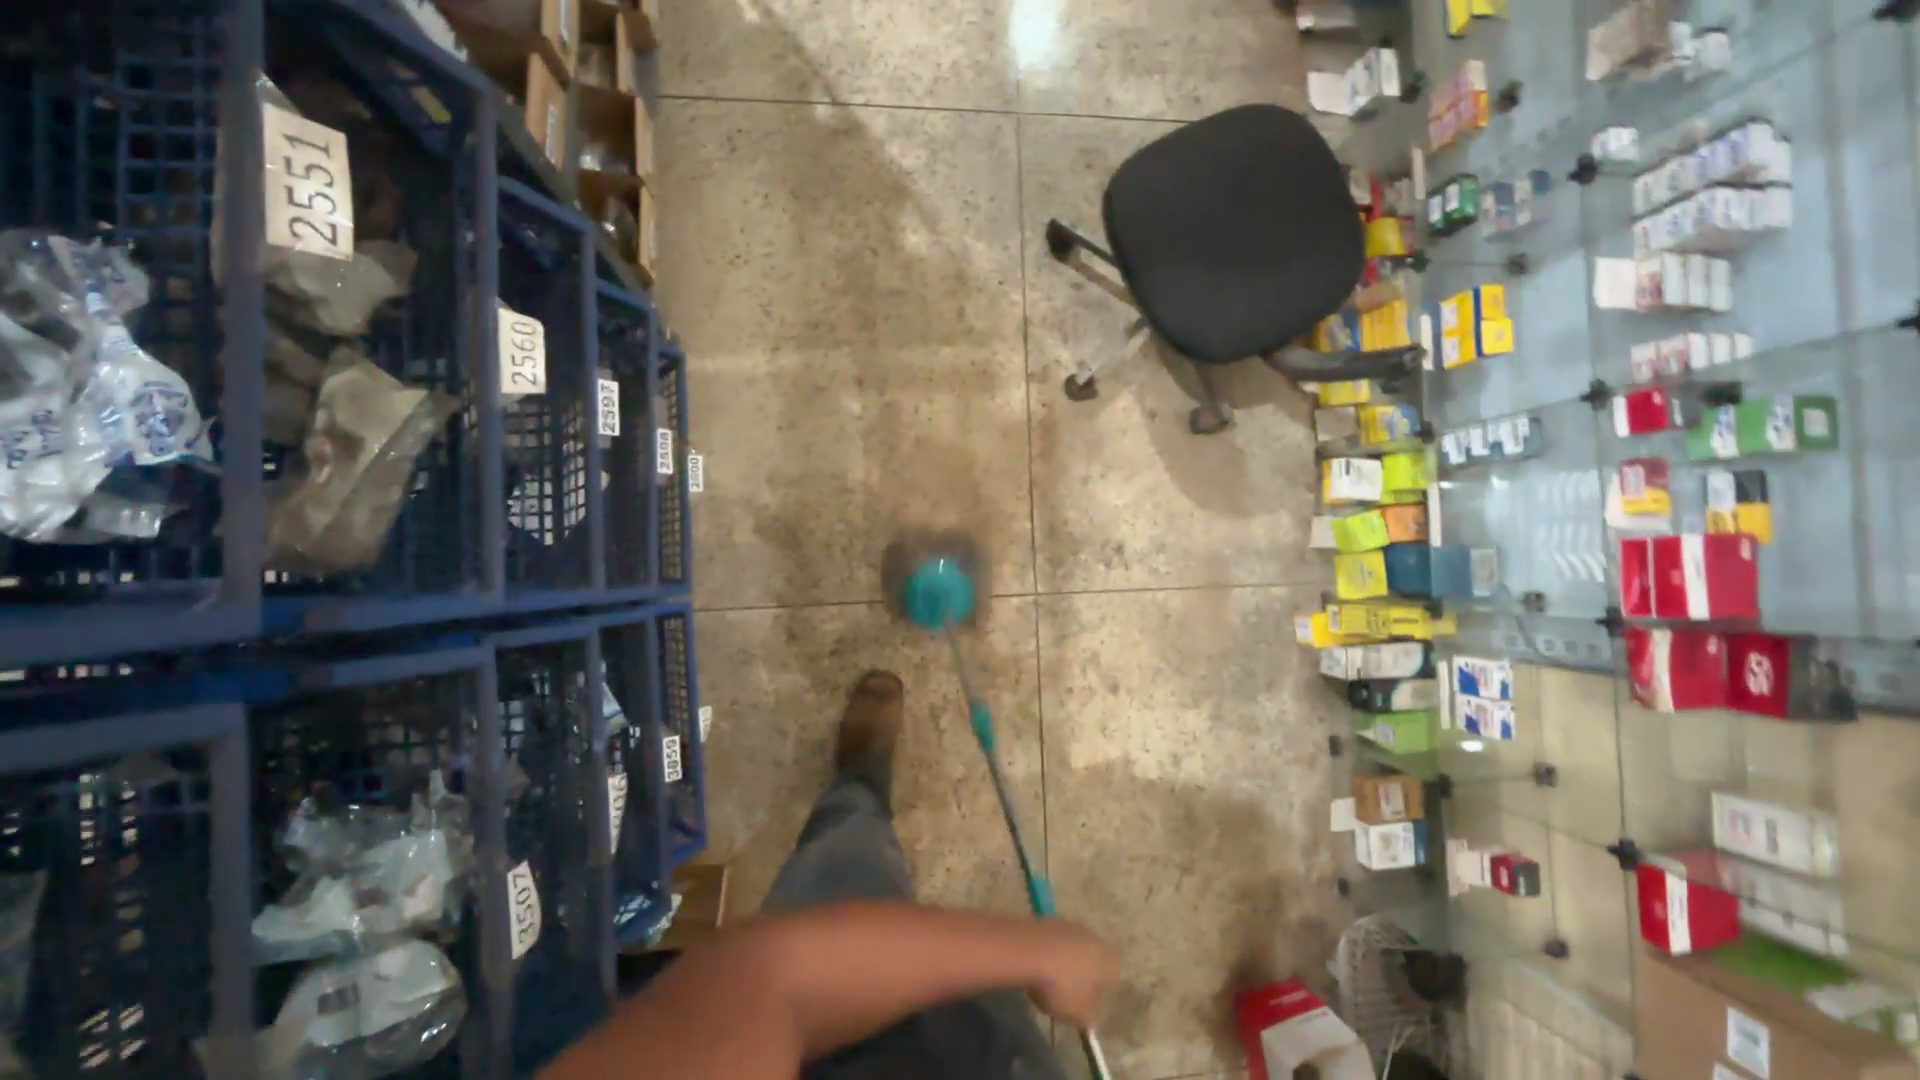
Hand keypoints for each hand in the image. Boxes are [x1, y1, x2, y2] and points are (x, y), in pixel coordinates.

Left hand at [1028, 922, 1118, 1027]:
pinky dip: (1047, 952)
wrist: (1026, 950)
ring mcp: (1068, 924)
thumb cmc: (1060, 986)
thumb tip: (1090, 1017)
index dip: (1102, 989)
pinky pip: (1052, 941)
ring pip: (1071, 946)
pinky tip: (1035, 966)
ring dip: (1063, 960)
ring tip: (1049, 979)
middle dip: (1082, 972)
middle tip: (1068, 991)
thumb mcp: (1077, 1013)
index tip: (1088, 1002)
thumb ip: (1088, 1017)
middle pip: (1092, 955)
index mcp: (1107, 958)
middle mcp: (1092, 936)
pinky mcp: (1046, 920)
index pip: (1113, 973)